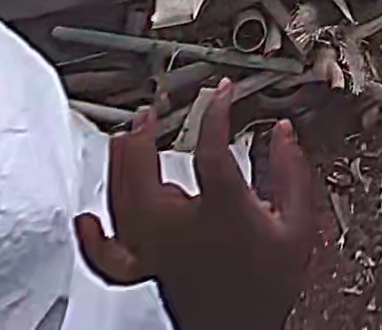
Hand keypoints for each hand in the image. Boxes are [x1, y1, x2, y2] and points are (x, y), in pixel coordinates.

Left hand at [75, 79, 317, 329]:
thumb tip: (284, 134)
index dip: (216, 111)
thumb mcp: (297, 227)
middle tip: (152, 111)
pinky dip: (94, 239)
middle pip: (145, 175)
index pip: (211, 147)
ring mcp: (158, 251)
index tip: (222, 92)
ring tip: (126, 134)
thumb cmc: (268, 288)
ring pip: (124, 204)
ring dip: (120, 164)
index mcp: (221, 212)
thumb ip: (292, 174)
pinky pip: (110, 257)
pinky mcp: (147, 270)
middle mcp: (181, 230)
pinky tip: (84, 220)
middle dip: (145, 136)